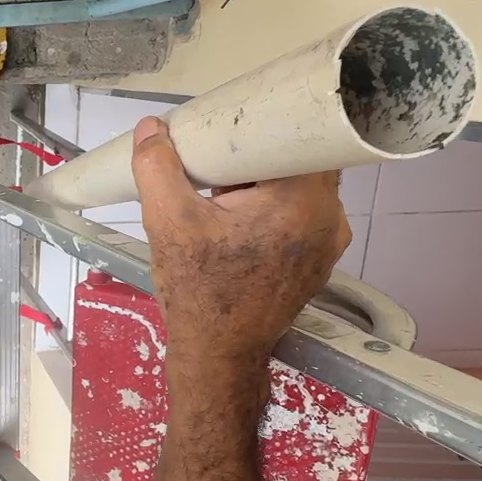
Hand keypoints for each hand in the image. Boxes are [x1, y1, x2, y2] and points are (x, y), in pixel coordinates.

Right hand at [131, 116, 350, 364]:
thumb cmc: (197, 290)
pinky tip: (235, 232)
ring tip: (221, 206)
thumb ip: (158, 169)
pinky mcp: (319, 261)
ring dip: (262, 189)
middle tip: (214, 175)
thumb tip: (151, 128)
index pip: (299, 134)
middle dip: (255, 162)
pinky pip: (299, 218)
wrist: (217, 353)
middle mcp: (330, 217)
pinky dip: (270, 214)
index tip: (231, 132)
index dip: (264, 127)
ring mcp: (330, 242)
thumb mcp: (167, 223)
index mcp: (302, 200)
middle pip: (297, 161)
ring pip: (298, 190)